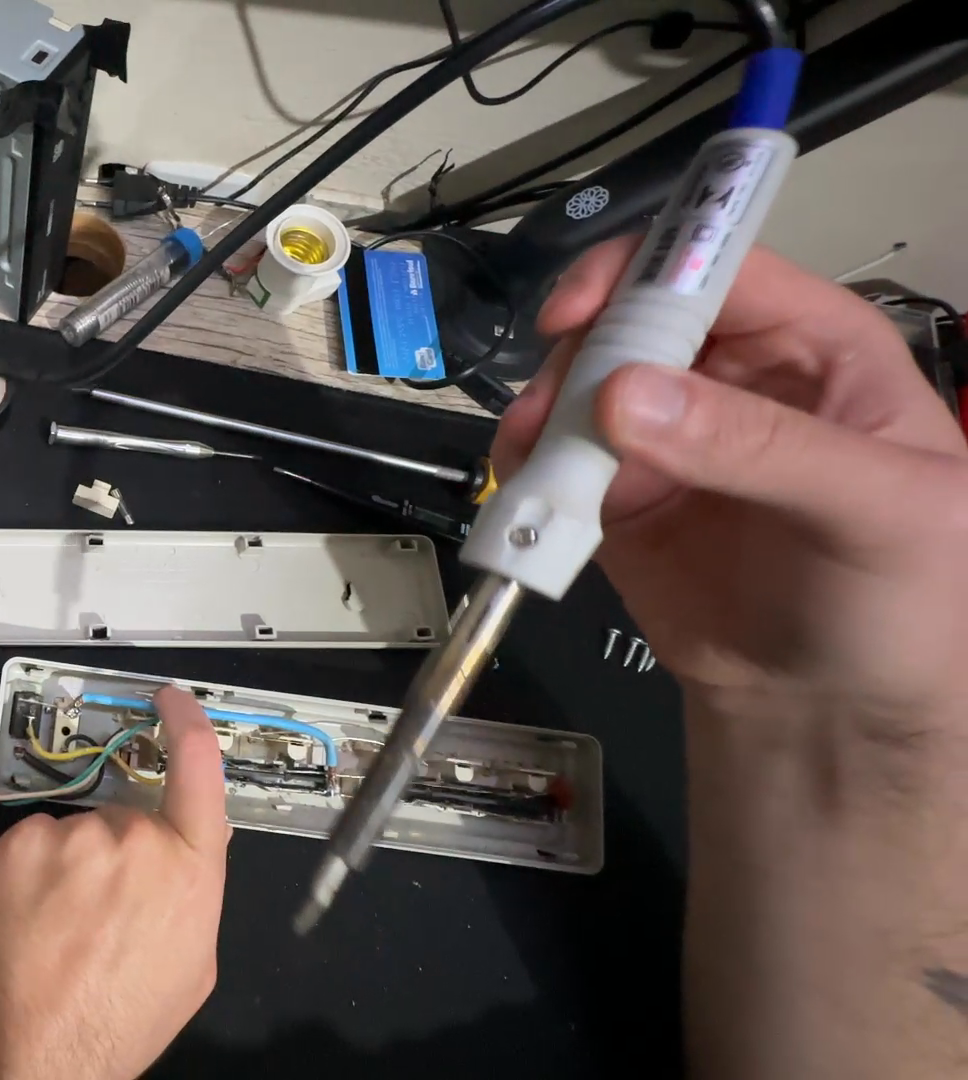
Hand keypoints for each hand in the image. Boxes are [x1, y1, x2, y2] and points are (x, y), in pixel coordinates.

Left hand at [0, 687, 227, 1079]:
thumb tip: (179, 860)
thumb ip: (191, 893)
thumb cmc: (115, 1016)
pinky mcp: (22, 838)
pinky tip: (29, 913)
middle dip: (118, 854)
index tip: (172, 699)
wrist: (25, 1043)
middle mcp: (135, 840)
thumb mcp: (191, 966)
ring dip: (71, 864)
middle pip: (128, 818)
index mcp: (188, 871)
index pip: (199, 770)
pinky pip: (35, 840)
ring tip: (61, 922)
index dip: (188, 724)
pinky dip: (32, 868)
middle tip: (99, 911)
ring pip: (77, 832)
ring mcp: (74, 834)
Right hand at [494, 240, 967, 736]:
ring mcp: (652, 440)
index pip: (715, 273)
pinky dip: (521, 465)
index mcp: (806, 352)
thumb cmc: (900, 598)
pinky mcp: (602, 493)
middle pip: (619, 326)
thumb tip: (619, 396)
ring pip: (568, 390)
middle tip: (545, 413)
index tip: (572, 316)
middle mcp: (717, 383)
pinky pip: (544, 458)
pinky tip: (527, 486)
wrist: (819, 700)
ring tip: (532, 461)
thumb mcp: (876, 510)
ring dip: (536, 415)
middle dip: (571, 359)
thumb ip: (759, 446)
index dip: (642, 273)